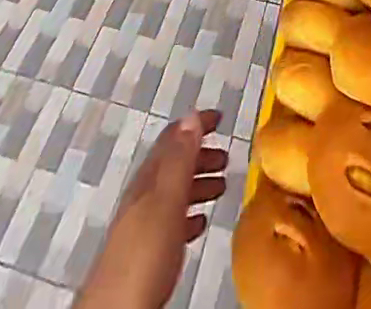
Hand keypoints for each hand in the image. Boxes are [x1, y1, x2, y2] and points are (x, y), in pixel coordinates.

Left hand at [74, 110, 229, 308]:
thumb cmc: (144, 253)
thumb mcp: (166, 201)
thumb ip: (178, 161)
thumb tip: (190, 117)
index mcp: (149, 180)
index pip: (172, 139)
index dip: (195, 124)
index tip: (220, 116)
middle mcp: (144, 196)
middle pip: (174, 164)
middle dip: (200, 154)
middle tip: (227, 156)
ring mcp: (144, 224)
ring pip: (174, 192)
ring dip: (198, 182)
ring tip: (222, 185)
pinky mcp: (148, 252)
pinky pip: (172, 221)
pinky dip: (189, 214)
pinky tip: (199, 222)